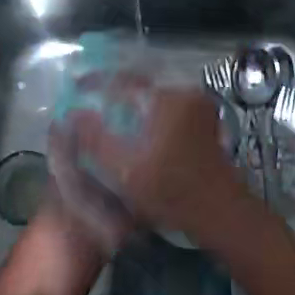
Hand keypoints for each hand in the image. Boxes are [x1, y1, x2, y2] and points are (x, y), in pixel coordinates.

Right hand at [49, 71, 247, 241]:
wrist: (222, 214)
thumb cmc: (172, 192)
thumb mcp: (126, 170)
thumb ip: (95, 139)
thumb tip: (72, 114)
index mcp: (168, 99)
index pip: (124, 80)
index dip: (96, 81)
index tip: (75, 87)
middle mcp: (186, 94)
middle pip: (140, 86)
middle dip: (112, 93)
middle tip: (88, 104)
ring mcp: (199, 108)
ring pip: (154, 99)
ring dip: (130, 106)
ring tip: (105, 119)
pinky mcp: (204, 124)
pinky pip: (168, 110)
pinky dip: (148, 117)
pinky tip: (132, 133)